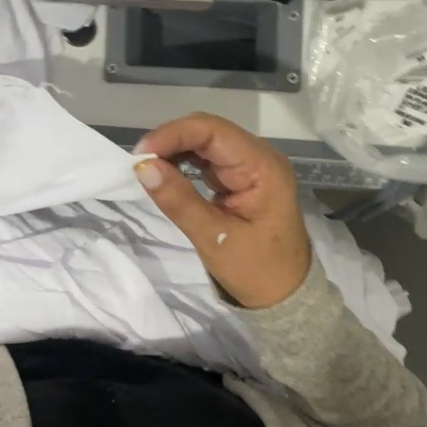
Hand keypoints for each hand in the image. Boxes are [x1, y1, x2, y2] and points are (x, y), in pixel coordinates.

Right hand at [135, 113, 312, 308]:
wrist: (287, 296)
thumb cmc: (257, 270)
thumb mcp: (214, 239)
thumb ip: (179, 201)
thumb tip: (143, 167)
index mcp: (262, 167)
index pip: (212, 131)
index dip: (173, 134)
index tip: (140, 154)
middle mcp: (258, 157)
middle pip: (208, 130)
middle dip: (170, 140)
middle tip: (139, 162)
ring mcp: (250, 166)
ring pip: (205, 141)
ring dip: (174, 149)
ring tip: (147, 167)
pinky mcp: (240, 177)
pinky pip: (207, 158)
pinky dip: (182, 161)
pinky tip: (165, 173)